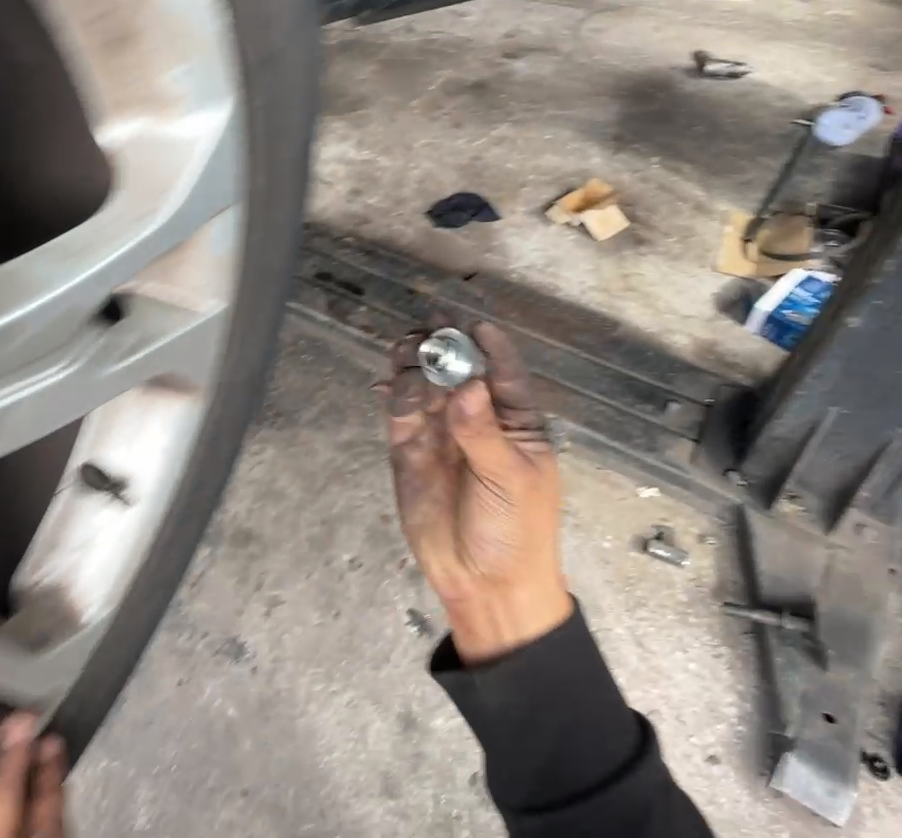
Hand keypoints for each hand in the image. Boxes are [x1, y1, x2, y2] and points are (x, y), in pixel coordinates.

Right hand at [382, 321, 572, 662]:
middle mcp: (475, 418)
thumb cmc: (515, 529)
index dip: (486, 343)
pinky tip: (386, 384)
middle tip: (426, 329)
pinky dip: (393, 393)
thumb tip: (466, 386)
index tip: (468, 319)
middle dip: (443, 347)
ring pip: (424, 385)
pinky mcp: (409, 450)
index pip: (502, 370)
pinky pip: (399, 412)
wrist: (482, 582)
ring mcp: (440, 433)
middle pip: (456, 370)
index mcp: (515, 421)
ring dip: (415, 364)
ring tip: (405, 351)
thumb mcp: (510, 479)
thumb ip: (483, 432)